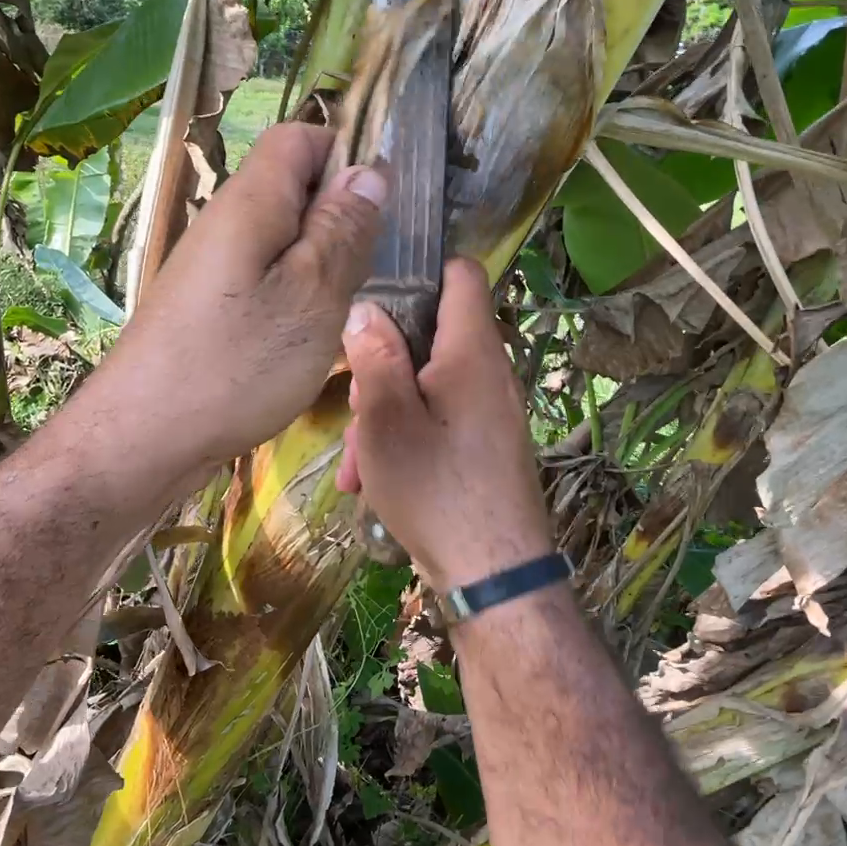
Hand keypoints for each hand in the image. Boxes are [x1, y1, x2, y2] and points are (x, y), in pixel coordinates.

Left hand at [65, 123, 386, 490]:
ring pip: (278, 245)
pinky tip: (304, 342)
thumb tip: (367, 172)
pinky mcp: (202, 313)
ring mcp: (208, 272)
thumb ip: (341, 232)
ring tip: (342, 313)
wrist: (141, 437)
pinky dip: (288, 302)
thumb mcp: (310, 296)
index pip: (301, 139)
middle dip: (339, 222)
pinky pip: (257, 285)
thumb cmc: (234, 364)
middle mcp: (222, 225)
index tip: (383, 209)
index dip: (347, 157)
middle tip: (372, 272)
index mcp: (248, 202)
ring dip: (317, 269)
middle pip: (291, 193)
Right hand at [335, 259, 550, 590]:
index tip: (372, 298)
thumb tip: (365, 309)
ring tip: (360, 463)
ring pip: (426, 385)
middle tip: (354, 408)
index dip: (418, 271)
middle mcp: (490, 373)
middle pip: (431, 337)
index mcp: (471, 353)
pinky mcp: (486, 444)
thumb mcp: (386, 419)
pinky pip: (439, 418)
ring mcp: (492, 411)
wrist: (493, 574)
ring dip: (385, 411)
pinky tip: (376, 479)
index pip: (461, 274)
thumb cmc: (434, 487)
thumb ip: (374, 357)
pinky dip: (405, 435)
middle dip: (382, 364)